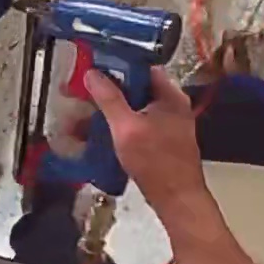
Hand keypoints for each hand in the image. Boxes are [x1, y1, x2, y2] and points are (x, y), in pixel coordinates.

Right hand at [84, 67, 214, 224]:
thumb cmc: (154, 161)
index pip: (143, 67)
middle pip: (138, 86)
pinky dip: (122, 122)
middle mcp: (173, 105)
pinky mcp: (163, 138)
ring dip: (114, 107)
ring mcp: (170, 123)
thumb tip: (92, 73)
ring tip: (89, 109)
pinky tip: (104, 129)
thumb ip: (109, 98)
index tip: (94, 66)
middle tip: (86, 89)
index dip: (118, 64)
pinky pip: (139, 121)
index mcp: (170, 96)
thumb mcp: (125, 127)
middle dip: (111, 88)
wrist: (177, 200)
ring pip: (137, 105)